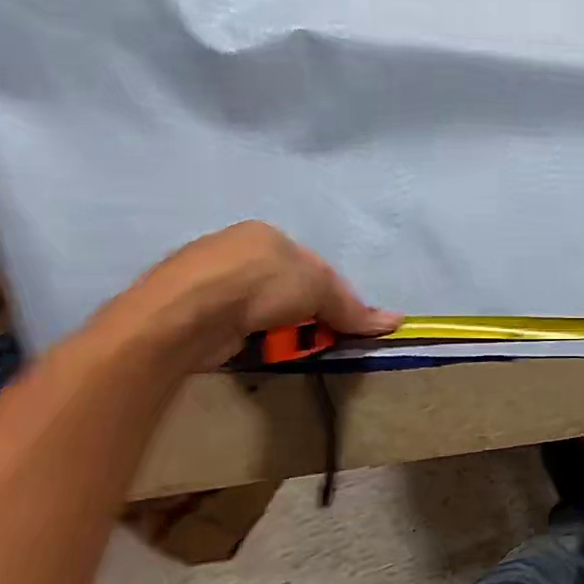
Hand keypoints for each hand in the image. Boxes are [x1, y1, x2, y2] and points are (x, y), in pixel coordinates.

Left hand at [98, 221, 401, 370]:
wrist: (187, 312)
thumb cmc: (261, 284)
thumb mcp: (322, 289)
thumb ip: (355, 308)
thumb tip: (397, 321)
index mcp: (267, 235)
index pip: (314, 266)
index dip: (335, 296)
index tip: (344, 324)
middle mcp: (235, 249)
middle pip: (289, 287)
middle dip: (307, 313)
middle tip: (318, 338)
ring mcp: (208, 277)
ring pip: (262, 308)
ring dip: (279, 328)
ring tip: (285, 346)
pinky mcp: (189, 308)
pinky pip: (237, 325)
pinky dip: (251, 337)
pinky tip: (255, 347)